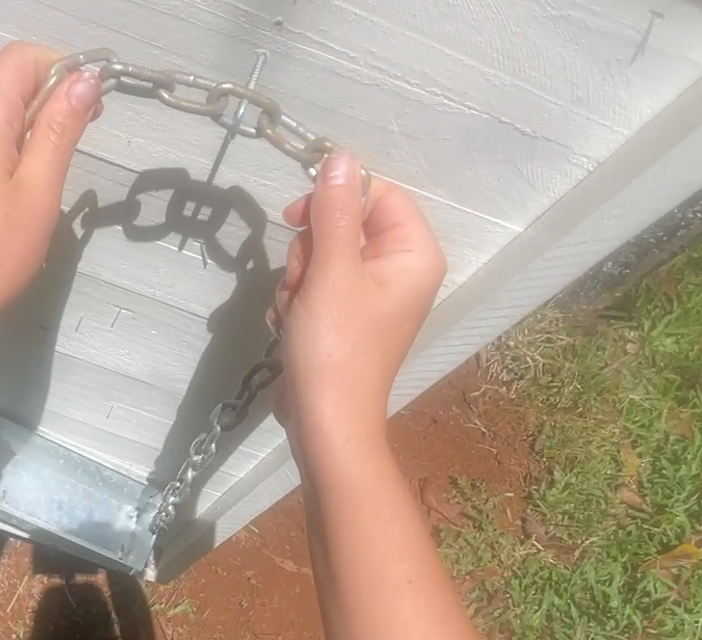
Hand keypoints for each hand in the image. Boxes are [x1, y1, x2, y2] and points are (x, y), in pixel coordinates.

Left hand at [0, 44, 100, 362]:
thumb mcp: (37, 195)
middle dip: (45, 101)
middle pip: (2, 84)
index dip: (61, 70)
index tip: (88, 106)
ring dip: (21, 132)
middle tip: (74, 143)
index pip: (21, 59)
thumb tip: (83, 81)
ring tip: (41, 181)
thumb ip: (59, 131)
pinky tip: (7, 197)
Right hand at [272, 154, 445, 445]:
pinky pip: (314, 291)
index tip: (293, 217)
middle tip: (301, 286)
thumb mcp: (330, 272)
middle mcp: (398, 272)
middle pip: (343, 228)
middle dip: (308, 254)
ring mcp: (369, 299)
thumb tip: (340, 157)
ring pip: (321, 261)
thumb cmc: (334, 346)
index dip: (332, 200)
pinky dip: (295, 305)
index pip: (376, 196)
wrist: (323, 419)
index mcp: (413, 253)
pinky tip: (289, 328)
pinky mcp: (343, 321)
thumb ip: (334, 212)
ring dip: (295, 283)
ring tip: (293, 315)